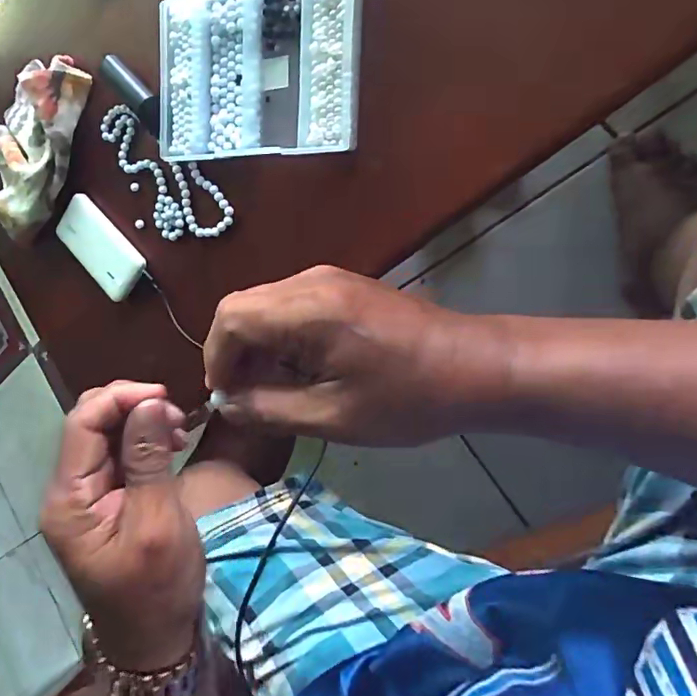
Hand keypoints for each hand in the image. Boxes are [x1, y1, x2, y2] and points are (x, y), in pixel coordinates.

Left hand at [38, 381, 199, 671]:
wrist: (154, 646)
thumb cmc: (157, 591)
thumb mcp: (159, 524)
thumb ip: (148, 460)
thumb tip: (148, 403)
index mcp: (67, 499)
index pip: (81, 424)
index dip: (119, 399)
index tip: (163, 395)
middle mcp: (64, 493)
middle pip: (87, 426)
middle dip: (130, 409)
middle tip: (176, 417)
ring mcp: (81, 499)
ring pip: (102, 438)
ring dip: (138, 424)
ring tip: (177, 431)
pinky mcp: (99, 504)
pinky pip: (113, 458)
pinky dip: (139, 444)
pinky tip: (166, 445)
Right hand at [203, 265, 513, 445]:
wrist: (480, 366)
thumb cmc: (409, 398)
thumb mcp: (334, 416)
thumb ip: (269, 409)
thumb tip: (227, 405)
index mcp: (307, 309)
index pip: (230, 318)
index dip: (216, 359)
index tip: (227, 397)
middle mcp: (310, 282)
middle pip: (240, 306)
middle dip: (230, 352)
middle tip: (243, 395)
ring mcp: (327, 279)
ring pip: (261, 304)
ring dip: (252, 344)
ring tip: (268, 386)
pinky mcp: (340, 286)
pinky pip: (286, 304)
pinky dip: (275, 335)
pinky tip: (295, 367)